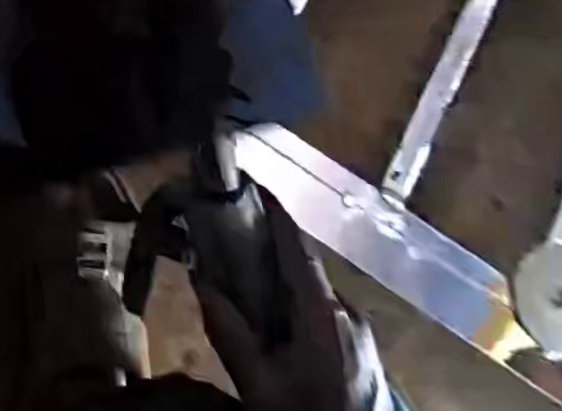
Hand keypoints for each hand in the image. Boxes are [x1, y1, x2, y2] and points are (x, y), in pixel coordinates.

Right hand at [193, 187, 390, 410]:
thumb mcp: (256, 381)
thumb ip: (225, 326)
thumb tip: (197, 272)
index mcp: (325, 316)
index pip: (297, 247)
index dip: (273, 210)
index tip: (247, 180)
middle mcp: (350, 314)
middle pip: (301, 263)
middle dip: (262, 242)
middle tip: (222, 231)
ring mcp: (362, 332)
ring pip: (309, 285)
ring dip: (275, 273)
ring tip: (238, 273)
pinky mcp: (363, 347)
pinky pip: (320, 305)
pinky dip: (290, 294)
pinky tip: (268, 311)